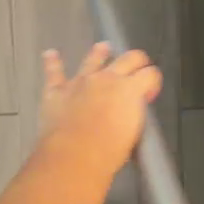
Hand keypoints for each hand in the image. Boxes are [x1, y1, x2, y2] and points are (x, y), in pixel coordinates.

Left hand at [36, 44, 161, 180]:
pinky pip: (54, 72)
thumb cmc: (110, 152)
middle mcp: (107, 78)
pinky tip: (50, 53)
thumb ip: (135, 116)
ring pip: (92, 59)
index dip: (153, 82)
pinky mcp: (57, 90)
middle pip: (128, 58)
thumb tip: (132, 110)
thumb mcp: (134, 135)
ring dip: (99, 53)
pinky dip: (52, 62)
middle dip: (136, 61)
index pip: (150, 74)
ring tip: (103, 47)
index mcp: (130, 89)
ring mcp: (80, 81)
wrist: (74, 156)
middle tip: (138, 66)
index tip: (150, 93)